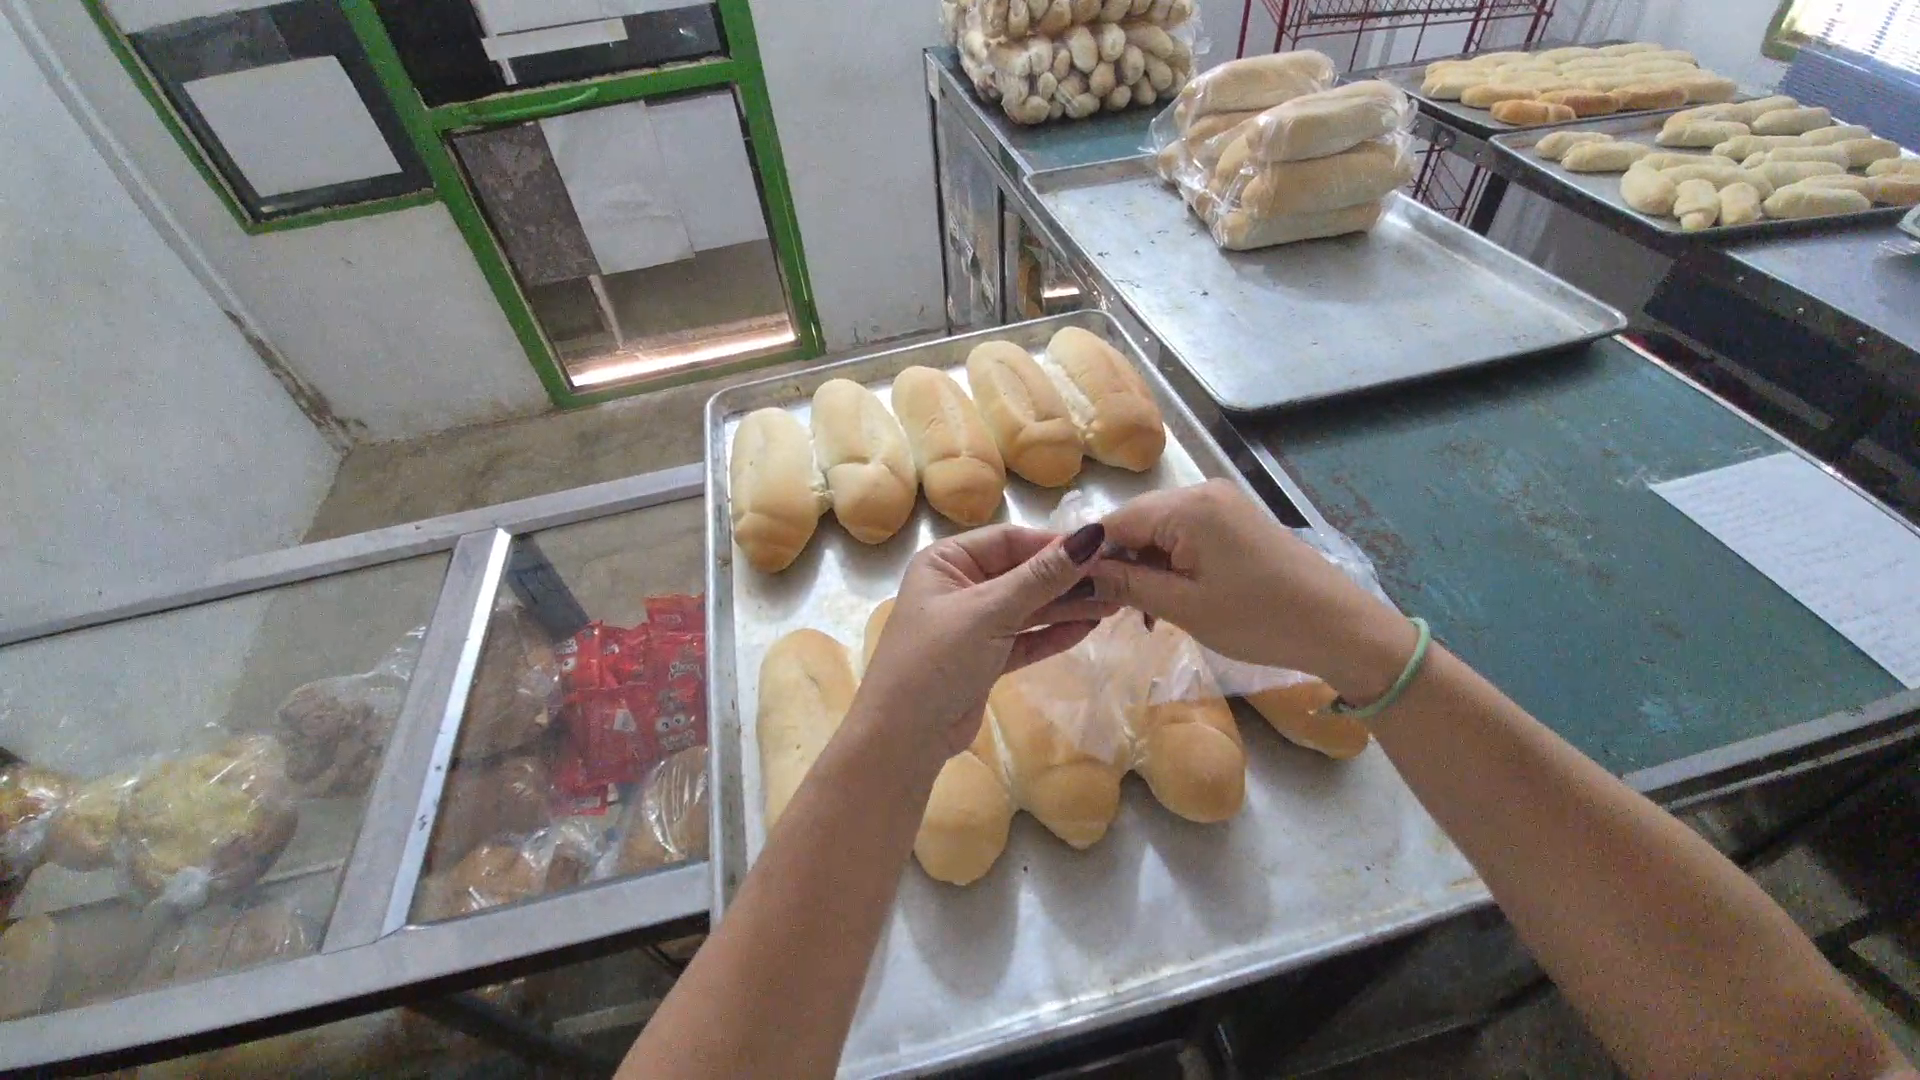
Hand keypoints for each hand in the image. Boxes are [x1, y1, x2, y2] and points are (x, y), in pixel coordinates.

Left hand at [859, 523, 1116, 762]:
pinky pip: (1025, 638)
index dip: (1053, 544)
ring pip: (1027, 607)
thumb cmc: (937, 660)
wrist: (903, 738)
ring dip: (1066, 605)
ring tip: (1114, 601)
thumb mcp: (989, 612)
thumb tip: (1091, 535)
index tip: (1100, 547)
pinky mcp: (985, 658)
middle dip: (1066, 576)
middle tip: (1116, 577)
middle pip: (1021, 573)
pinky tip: (1088, 627)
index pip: (1008, 540)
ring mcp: (972, 625)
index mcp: (945, 561)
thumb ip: (1041, 577)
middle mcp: (958, 586)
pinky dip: (1053, 633)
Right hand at [1088, 480, 1415, 704]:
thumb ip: (1124, 584)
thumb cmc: (1260, 619)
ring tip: (1142, 612)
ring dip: (1143, 566)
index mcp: (1188, 506)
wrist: (1341, 629)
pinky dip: (1169, 563)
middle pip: (1135, 521)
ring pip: (1158, 530)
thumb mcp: (1183, 606)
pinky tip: (1168, 596)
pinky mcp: (1235, 520)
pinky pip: (1184, 534)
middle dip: (1117, 562)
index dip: (1087, 556)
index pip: (1113, 521)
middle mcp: (1202, 492)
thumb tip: (1075, 577)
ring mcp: (1222, 503)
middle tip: (1109, 610)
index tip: (1070, 592)